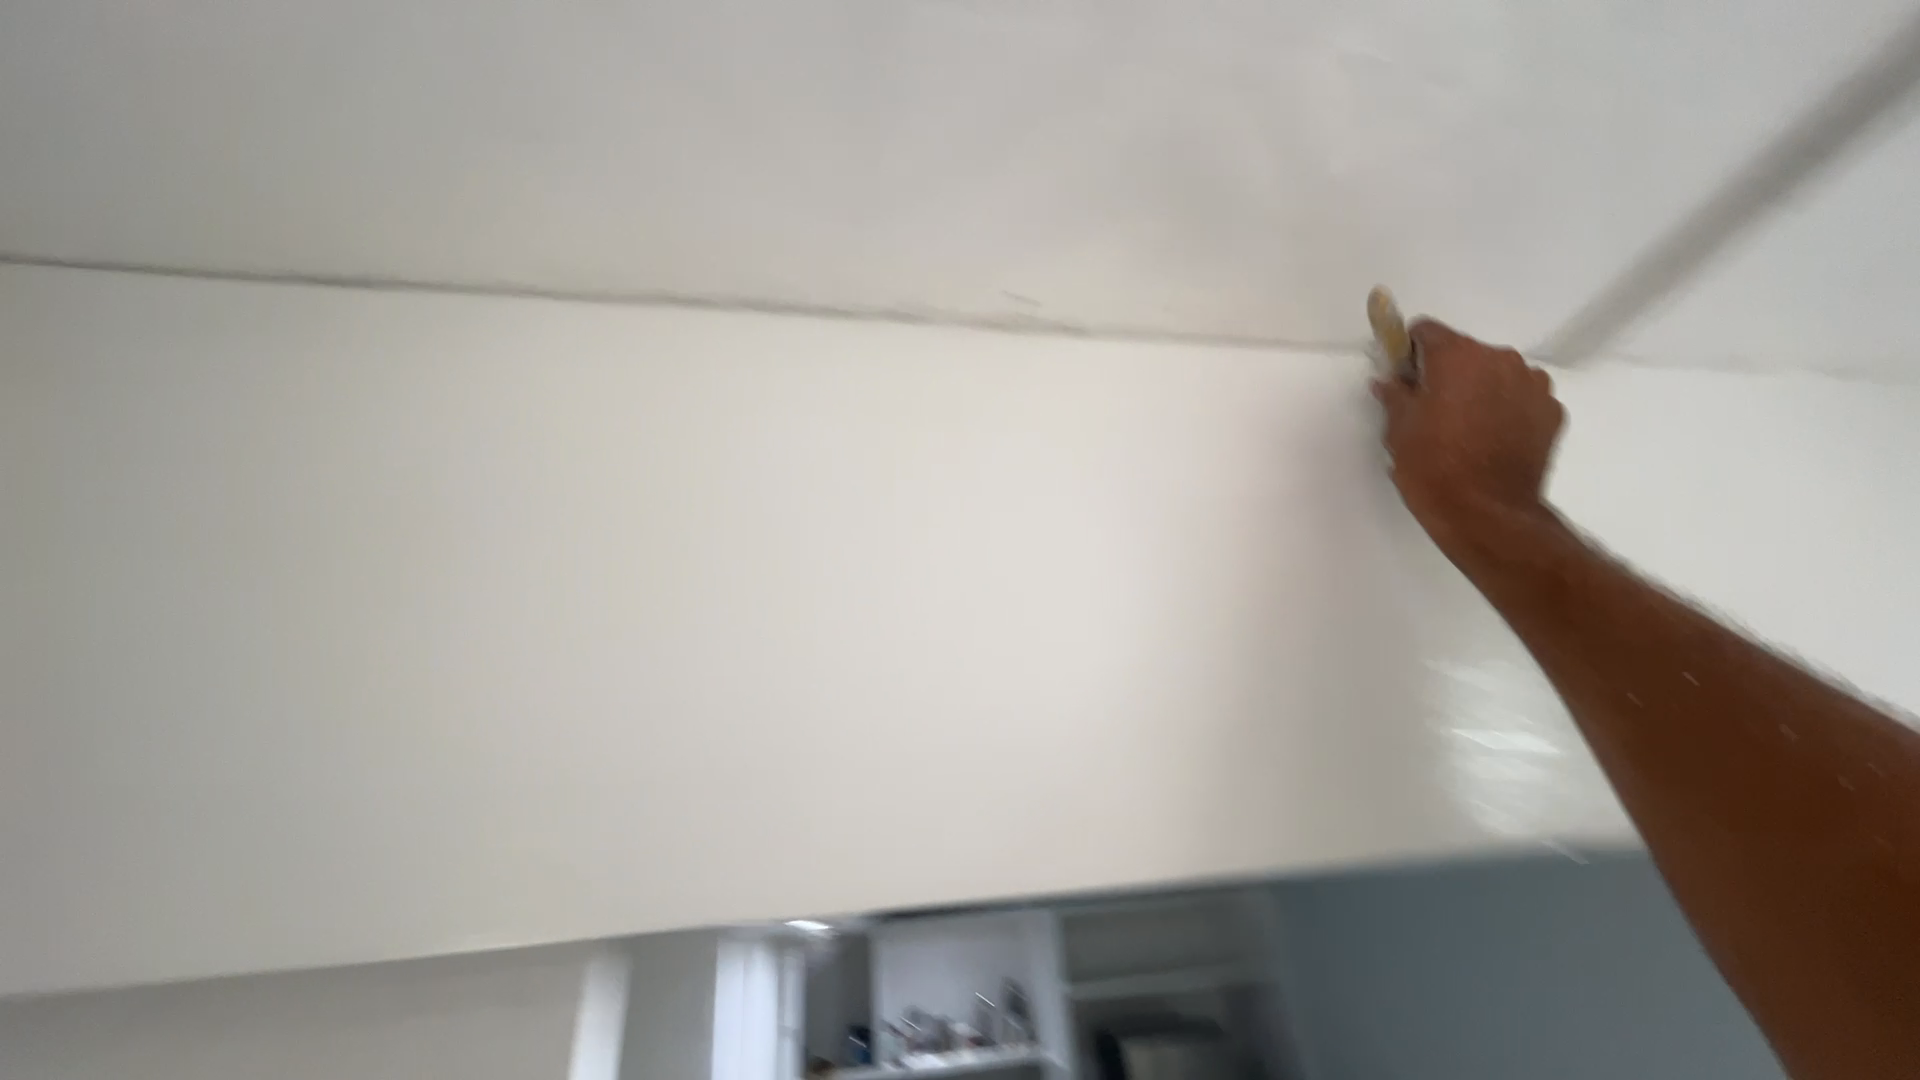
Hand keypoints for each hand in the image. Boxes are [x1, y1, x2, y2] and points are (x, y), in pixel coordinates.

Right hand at [1372, 319, 1564, 560]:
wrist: (1485, 512)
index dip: (1410, 351)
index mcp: (1457, 357)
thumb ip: (1395, 396)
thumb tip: (1390, 381)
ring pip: (1496, 374)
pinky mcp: (1551, 411)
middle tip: (1431, 409)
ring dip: (1479, 389)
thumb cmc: (1431, 466)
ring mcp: (1532, 384)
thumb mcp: (1397, 431)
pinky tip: (1490, 439)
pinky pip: (1520, 398)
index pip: (1427, 331)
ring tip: (1464, 428)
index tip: (1403, 376)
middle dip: (1447, 373)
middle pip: (1465, 353)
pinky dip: (1505, 409)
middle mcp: (1500, 359)